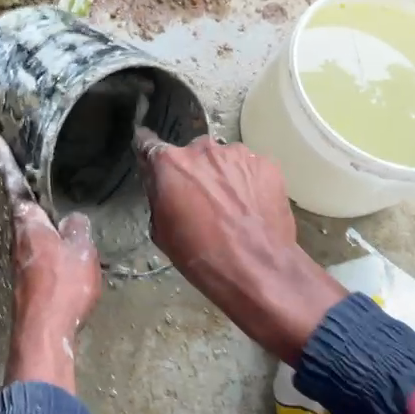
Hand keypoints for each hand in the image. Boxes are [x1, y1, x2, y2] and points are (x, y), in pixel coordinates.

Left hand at [0, 134, 99, 392]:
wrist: (44, 331)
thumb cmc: (61, 284)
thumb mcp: (81, 249)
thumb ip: (78, 228)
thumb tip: (74, 219)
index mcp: (27, 220)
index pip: (14, 180)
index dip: (5, 158)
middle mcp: (19, 235)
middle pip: (22, 204)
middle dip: (26, 187)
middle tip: (29, 167)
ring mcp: (21, 258)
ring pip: (32, 228)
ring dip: (42, 218)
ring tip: (58, 209)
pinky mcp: (29, 278)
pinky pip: (41, 249)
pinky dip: (51, 241)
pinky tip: (66, 248)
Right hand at [133, 127, 345, 363]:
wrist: (260, 270)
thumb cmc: (201, 255)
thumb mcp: (160, 230)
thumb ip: (157, 195)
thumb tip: (160, 182)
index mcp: (169, 162)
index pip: (148, 143)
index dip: (149, 154)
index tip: (153, 164)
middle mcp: (202, 148)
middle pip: (191, 153)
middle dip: (193, 171)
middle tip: (201, 199)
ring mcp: (237, 153)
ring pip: (223, 160)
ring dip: (222, 175)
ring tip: (232, 206)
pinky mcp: (267, 164)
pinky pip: (250, 168)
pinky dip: (249, 182)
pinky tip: (253, 207)